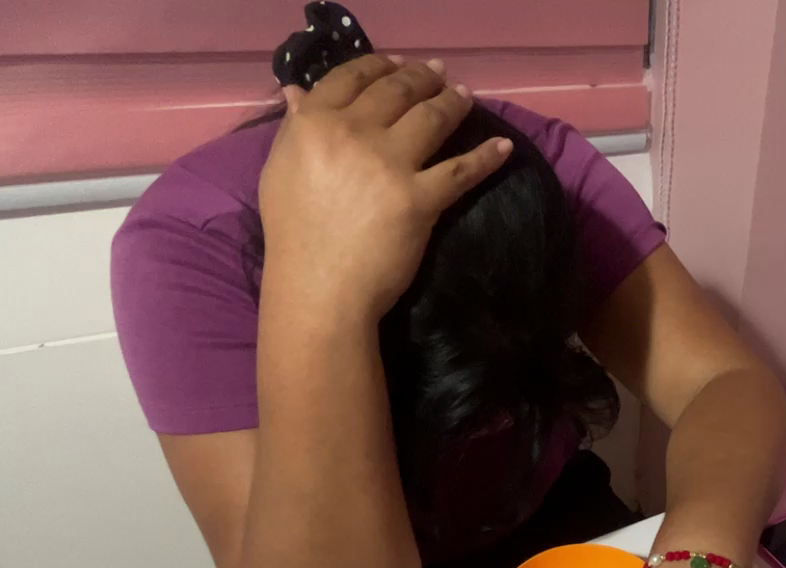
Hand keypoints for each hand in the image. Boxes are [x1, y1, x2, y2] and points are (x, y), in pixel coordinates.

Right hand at [258, 54, 511, 318]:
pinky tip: (504, 146)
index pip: (351, 77)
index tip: (399, 65)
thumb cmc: (296, 236)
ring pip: (431, 119)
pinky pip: (461, 170)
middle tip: (440, 77)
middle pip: (396, 91)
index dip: (380, 65)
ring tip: (465, 97)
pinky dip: (486, 156)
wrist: (321, 285)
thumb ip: (294, 129)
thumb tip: (298, 94)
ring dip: (453, 103)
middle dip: (423, 79)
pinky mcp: (421, 200)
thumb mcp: (280, 170)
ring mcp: (390, 165)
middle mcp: (354, 133)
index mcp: (315, 122)